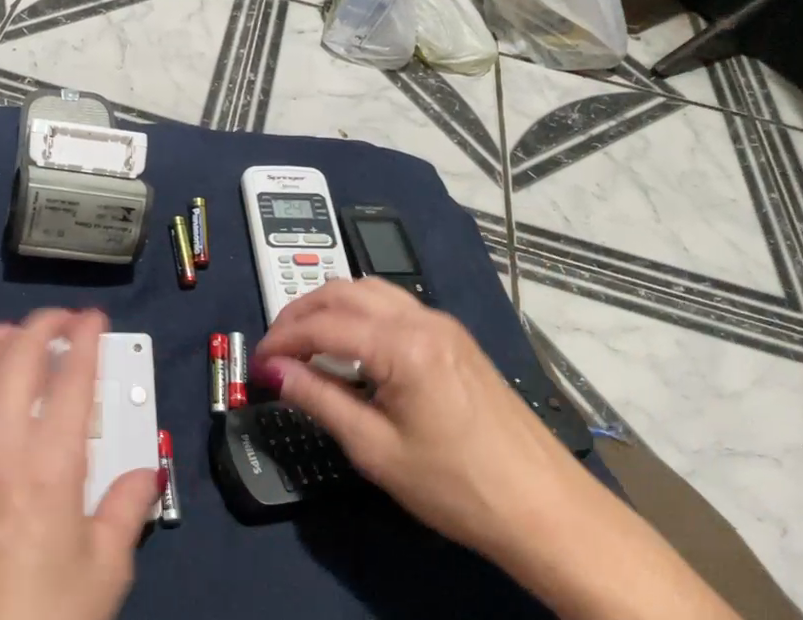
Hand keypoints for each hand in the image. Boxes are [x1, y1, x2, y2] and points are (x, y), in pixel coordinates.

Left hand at [0, 309, 160, 619]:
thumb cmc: (46, 616)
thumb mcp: (104, 571)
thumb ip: (126, 511)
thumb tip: (146, 473)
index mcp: (50, 467)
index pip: (71, 380)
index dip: (85, 339)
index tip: (94, 318)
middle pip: (14, 360)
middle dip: (40, 325)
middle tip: (61, 318)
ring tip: (10, 332)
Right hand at [253, 279, 590, 557]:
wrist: (546, 511)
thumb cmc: (458, 486)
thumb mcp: (375, 449)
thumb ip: (318, 399)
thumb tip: (273, 371)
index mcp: (401, 344)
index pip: (321, 324)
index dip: (280, 340)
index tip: (256, 365)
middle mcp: (422, 319)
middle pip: (342, 292)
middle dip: (299, 314)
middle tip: (274, 350)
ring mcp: (443, 325)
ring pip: (368, 291)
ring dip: (328, 308)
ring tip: (304, 345)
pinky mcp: (454, 340)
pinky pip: (393, 307)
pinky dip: (358, 315)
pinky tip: (349, 349)